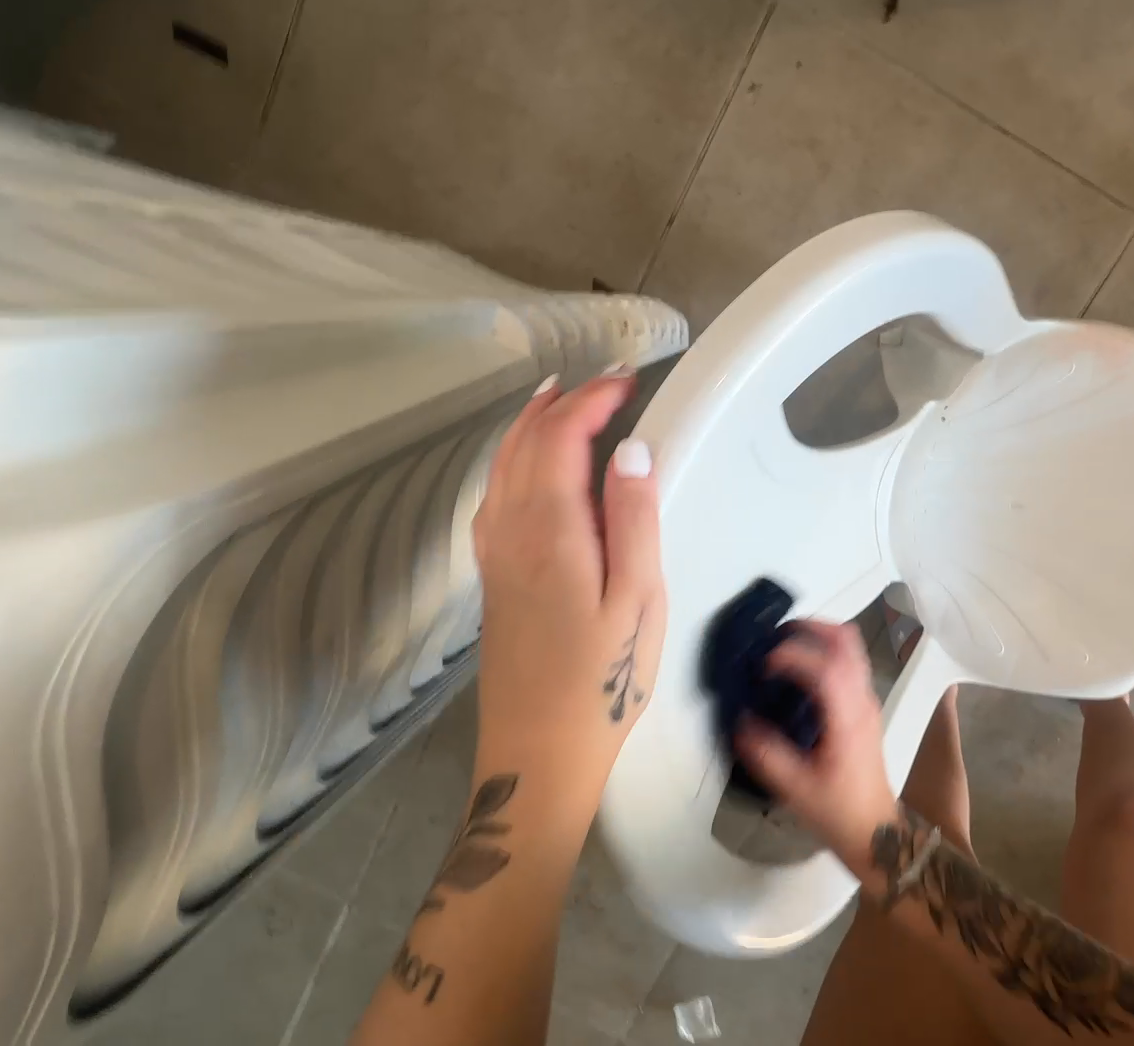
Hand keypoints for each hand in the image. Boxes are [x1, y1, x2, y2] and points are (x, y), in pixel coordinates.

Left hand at [470, 372, 664, 795]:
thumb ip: (633, 521)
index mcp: (550, 532)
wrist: (539, 752)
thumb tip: (631, 450)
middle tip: (600, 385)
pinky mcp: (495, 580)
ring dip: (528, 427)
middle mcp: (511, 534)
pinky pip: (494, 499)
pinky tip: (527, 471)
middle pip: (522, 446)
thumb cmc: (603, 681)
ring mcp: (495, 558)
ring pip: (501, 470)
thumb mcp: (638, 601)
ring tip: (556, 401)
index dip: (590, 401)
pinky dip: (512, 464)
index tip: (627, 382)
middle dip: (559, 405)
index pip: (559, 440)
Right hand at [734, 621, 900, 869]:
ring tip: (786, 644)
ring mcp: (867, 701)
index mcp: (848, 718)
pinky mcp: (864, 708)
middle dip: (812, 628)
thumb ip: (766, 754)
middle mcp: (862, 701)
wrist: (876, 831)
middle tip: (777, 633)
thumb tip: (741, 723)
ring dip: (821, 636)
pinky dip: (827, 652)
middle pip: (847, 643)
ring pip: (852, 649)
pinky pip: (850, 663)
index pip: (826, 669)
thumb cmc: (839, 811)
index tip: (765, 664)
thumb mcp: (796, 788)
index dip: (794, 657)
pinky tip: (801, 669)